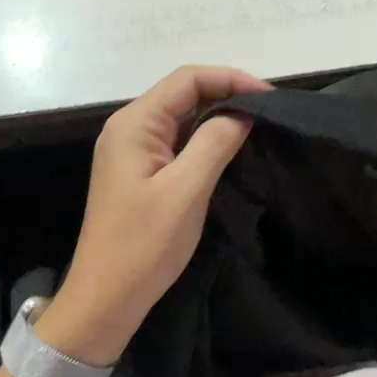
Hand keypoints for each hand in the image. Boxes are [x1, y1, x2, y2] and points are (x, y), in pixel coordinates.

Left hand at [40, 66, 271, 365]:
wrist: (105, 297)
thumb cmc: (144, 245)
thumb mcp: (186, 191)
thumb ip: (215, 143)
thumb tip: (241, 112)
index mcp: (133, 125)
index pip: (187, 80)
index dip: (231, 79)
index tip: (271, 98)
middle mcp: (127, 129)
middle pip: (182, 94)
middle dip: (226, 95)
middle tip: (269, 113)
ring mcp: (129, 153)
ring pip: (179, 119)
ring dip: (216, 118)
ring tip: (257, 128)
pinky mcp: (136, 175)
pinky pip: (173, 143)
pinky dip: (203, 141)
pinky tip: (228, 151)